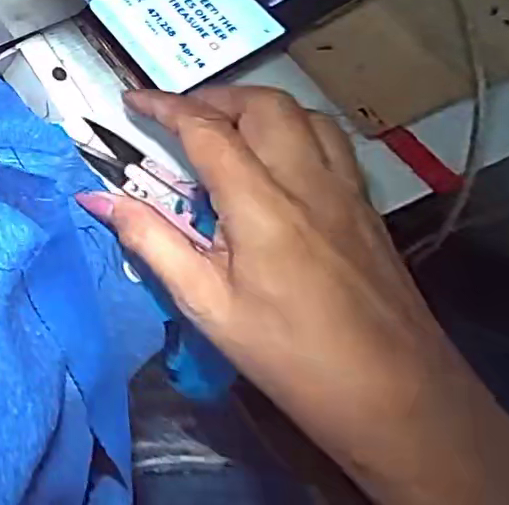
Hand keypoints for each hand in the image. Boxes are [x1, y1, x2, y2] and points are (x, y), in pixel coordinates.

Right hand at [79, 88, 508, 504]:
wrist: (410, 413)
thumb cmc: (295, 358)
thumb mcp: (207, 306)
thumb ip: (151, 241)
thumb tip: (98, 199)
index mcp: (262, 206)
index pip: (207, 130)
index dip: (164, 106)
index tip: (133, 99)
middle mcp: (309, 186)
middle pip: (264, 105)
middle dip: (214, 96)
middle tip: (179, 115)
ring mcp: (347, 196)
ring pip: (306, 116)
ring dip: (257, 107)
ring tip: (224, 128)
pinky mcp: (369, 212)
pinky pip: (332, 144)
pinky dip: (292, 129)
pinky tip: (273, 162)